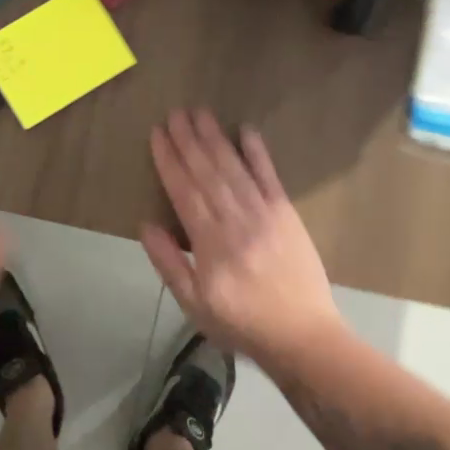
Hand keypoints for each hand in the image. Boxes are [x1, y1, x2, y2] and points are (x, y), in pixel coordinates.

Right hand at [142, 110, 344, 365]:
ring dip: (215, 138)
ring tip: (200, 113)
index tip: (157, 134)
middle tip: (174, 112)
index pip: (184, 191)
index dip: (169, 161)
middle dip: (188, 140)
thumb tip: (146, 225)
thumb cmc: (242, 324)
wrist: (303, 337)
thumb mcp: (195, 304)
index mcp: (210, 243)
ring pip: (234, 168)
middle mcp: (236, 220)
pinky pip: (269, 177)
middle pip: (207, 172)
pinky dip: (257, 153)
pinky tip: (245, 131)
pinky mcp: (287, 214)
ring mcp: (264, 214)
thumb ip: (170, 263)